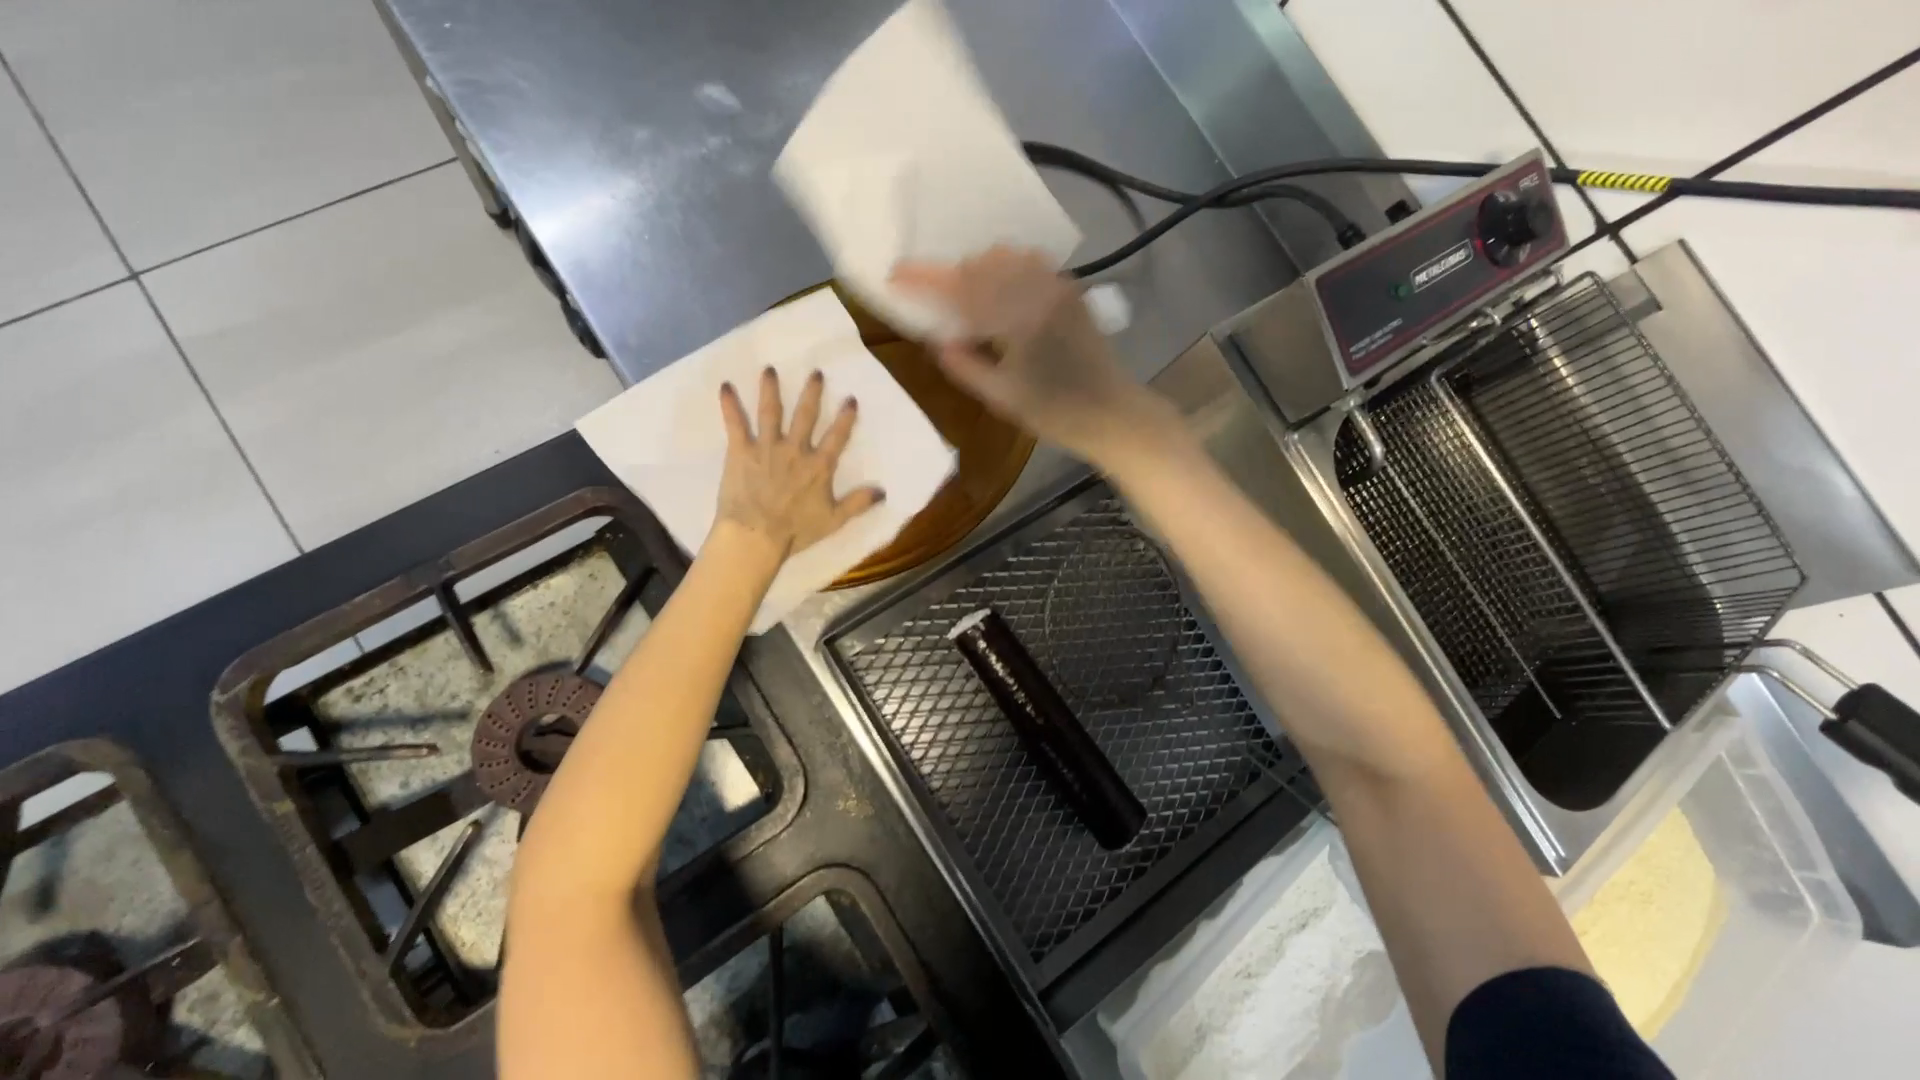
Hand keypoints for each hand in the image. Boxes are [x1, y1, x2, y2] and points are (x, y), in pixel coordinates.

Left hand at [715, 367, 883, 559]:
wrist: (756, 534)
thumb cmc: (795, 531)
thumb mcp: (833, 520)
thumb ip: (857, 503)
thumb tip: (883, 491)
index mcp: (818, 466)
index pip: (836, 436)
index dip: (845, 417)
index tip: (850, 399)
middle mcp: (794, 449)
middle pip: (805, 415)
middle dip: (811, 393)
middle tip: (815, 373)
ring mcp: (766, 447)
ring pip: (770, 412)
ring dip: (770, 389)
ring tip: (769, 370)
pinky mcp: (740, 451)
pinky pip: (735, 424)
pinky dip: (729, 405)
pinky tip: (725, 387)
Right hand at [890, 246, 1180, 468]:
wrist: (1114, 413)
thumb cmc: (1056, 413)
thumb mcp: (1001, 398)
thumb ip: (965, 365)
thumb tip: (937, 339)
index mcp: (1016, 320)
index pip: (960, 288)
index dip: (923, 278)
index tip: (895, 274)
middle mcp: (1037, 292)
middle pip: (980, 264)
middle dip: (952, 277)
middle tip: (935, 302)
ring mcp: (1057, 286)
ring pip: (1005, 257)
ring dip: (979, 271)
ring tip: (969, 300)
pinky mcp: (1071, 290)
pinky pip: (1030, 263)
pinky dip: (1006, 271)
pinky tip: (1002, 295)